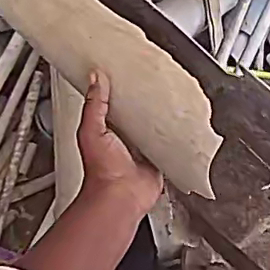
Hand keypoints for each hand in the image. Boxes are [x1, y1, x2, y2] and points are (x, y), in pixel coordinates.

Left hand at [78, 69, 161, 214]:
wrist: (121, 196)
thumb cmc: (102, 171)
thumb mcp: (91, 130)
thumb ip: (94, 105)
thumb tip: (96, 78)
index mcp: (106, 130)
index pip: (111, 104)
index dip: (117, 90)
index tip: (124, 73)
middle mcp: (124, 138)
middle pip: (135, 114)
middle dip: (142, 102)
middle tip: (151, 84)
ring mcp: (142, 148)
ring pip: (153, 127)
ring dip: (159, 118)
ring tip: (168, 99)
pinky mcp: (158, 158)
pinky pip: (168, 143)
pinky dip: (173, 136)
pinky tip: (179, 124)